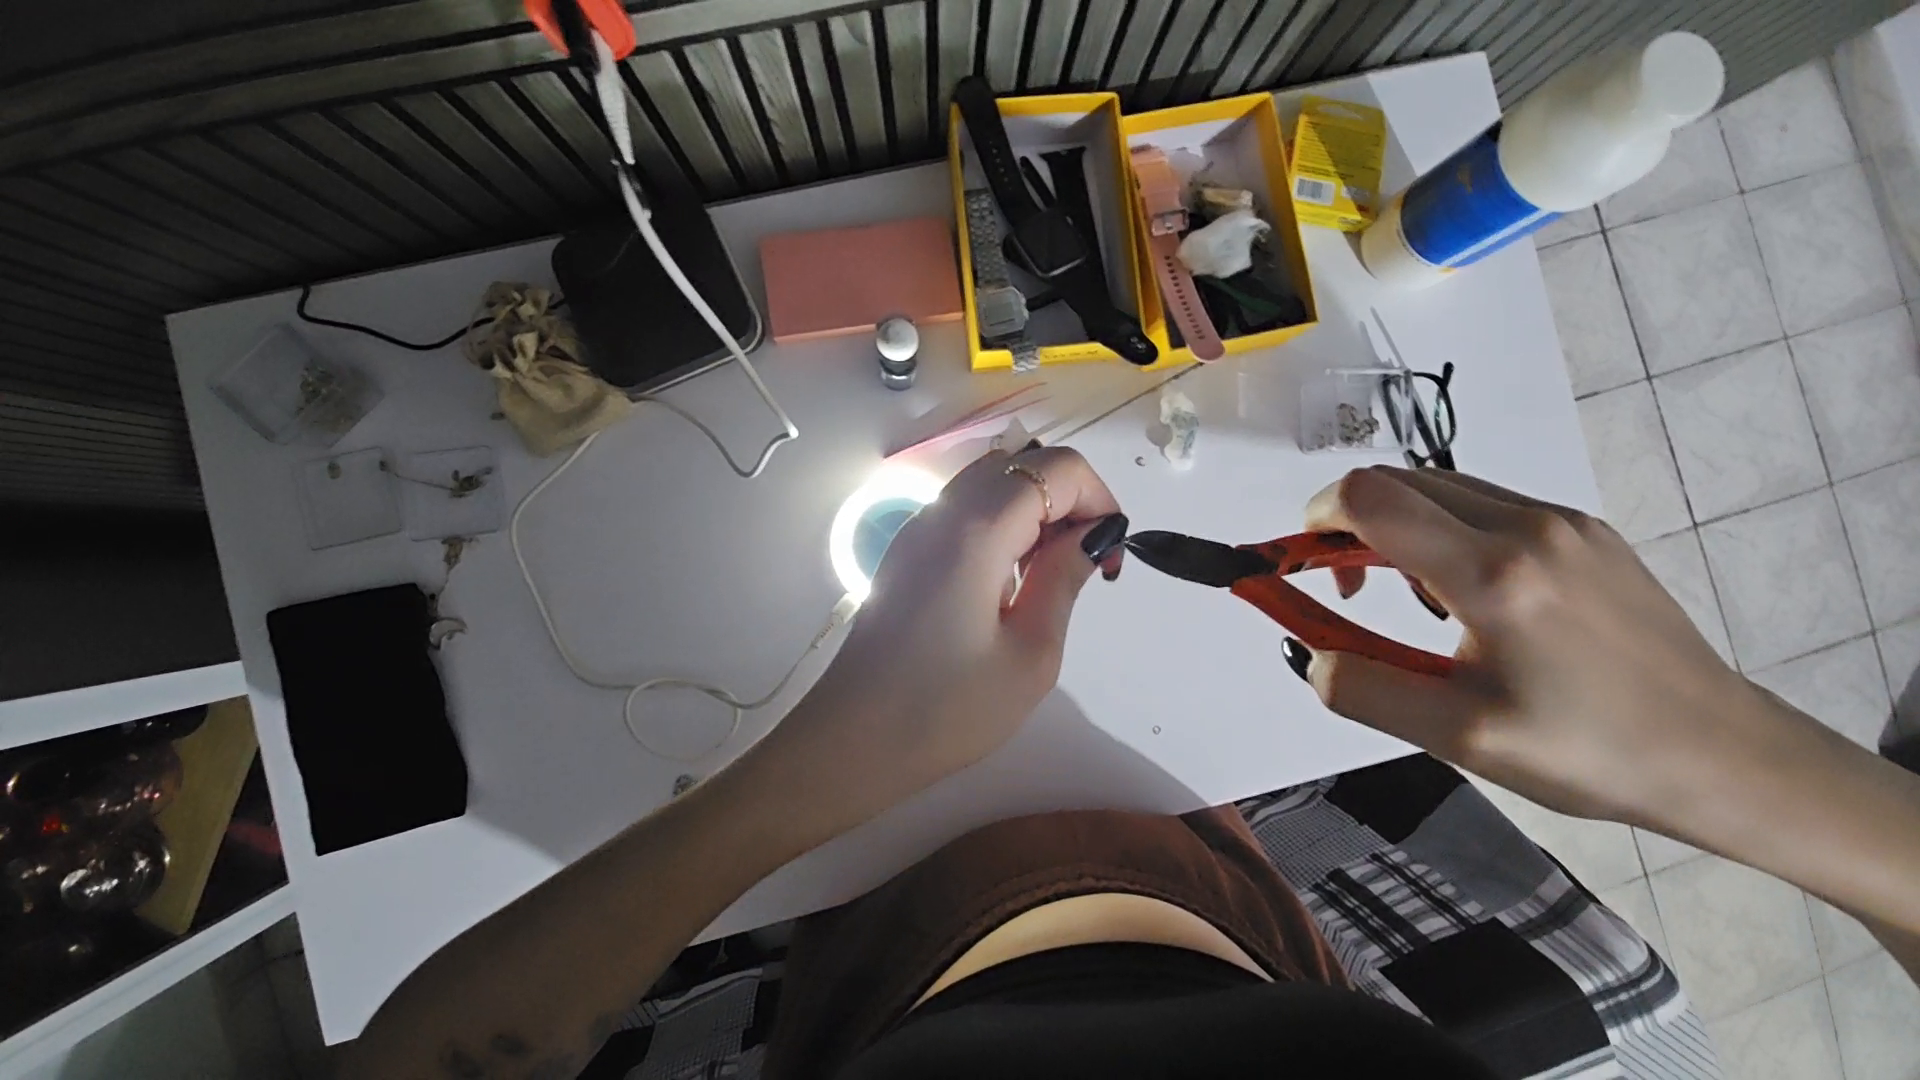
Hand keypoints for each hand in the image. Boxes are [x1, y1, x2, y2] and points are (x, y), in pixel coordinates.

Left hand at [763, 446, 1123, 825]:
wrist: (852, 741)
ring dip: (1034, 508)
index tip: (1108, 555)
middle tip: (1083, 564)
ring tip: (1048, 575)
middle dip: (1069, 498)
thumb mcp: (1030, 654)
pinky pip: (965, 508)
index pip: (1057, 467)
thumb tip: (1092, 534)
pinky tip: (1007, 582)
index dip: (1099, 497)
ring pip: (991, 481)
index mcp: (977, 530)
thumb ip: (1064, 578)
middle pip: (1022, 462)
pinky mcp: (906, 551)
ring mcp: (918, 528)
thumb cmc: (946, 710)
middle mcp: (943, 511)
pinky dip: (1001, 522)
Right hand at [1293, 466, 1787, 829]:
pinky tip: (1468, 595)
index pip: (1368, 498)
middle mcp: (1525, 525)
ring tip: (1414, 601)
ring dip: (1395, 527)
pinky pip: (1483, 504)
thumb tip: (1311, 653)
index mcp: (1492, 574)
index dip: (1313, 520)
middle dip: (1347, 525)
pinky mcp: (1584, 530)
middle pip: (1394, 480)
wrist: (1728, 755)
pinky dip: (1443, 531)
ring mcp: (1561, 521)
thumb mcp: (1459, 738)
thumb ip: (1364, 690)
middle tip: (1352, 594)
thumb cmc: (1590, 753)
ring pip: (1438, 487)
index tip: (1303, 568)